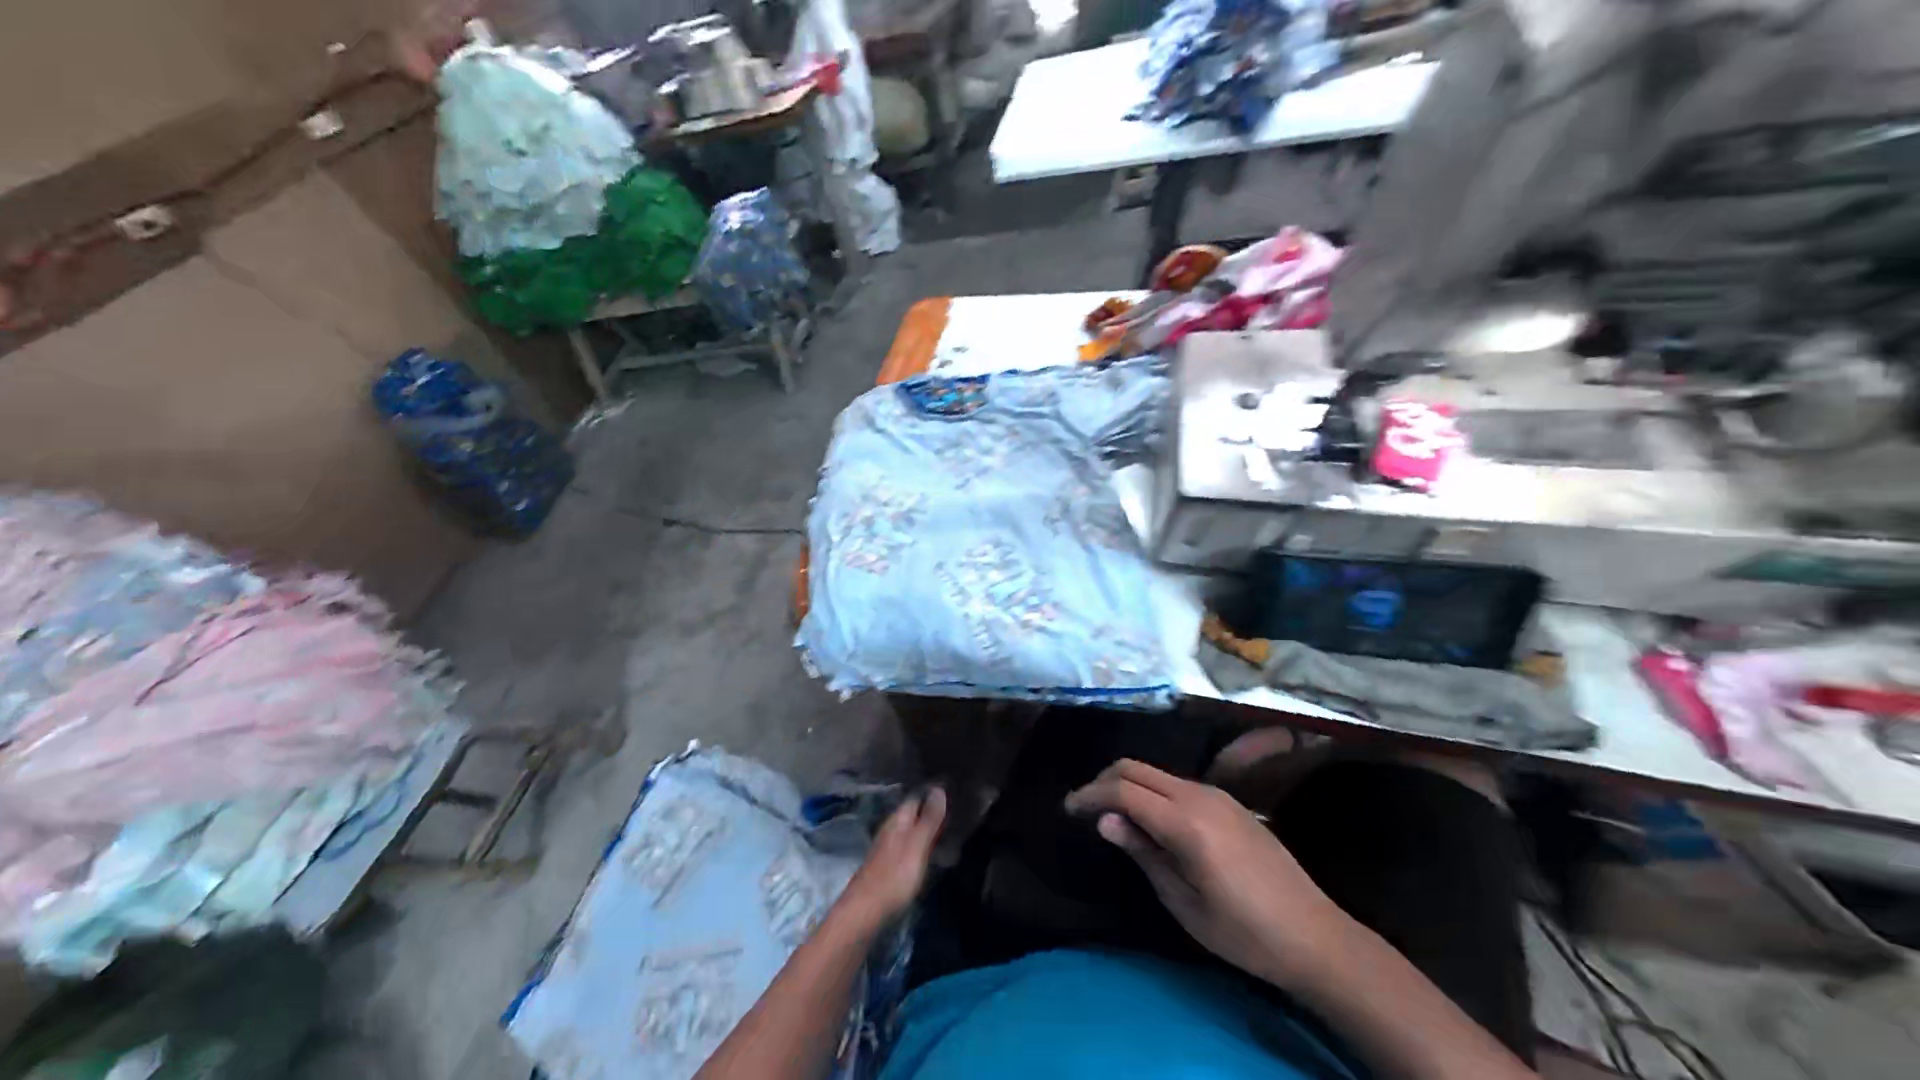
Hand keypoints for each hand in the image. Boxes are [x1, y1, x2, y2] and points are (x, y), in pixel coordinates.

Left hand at [836, 787, 947, 930]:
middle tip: (954, 809)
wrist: (863, 914)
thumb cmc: (893, 878)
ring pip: (908, 831)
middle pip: (910, 815)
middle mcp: (889, 831)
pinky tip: (928, 853)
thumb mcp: (916, 847)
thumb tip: (939, 788)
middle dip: (928, 810)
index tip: (953, 790)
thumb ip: (928, 820)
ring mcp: (885, 851)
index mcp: (896, 822)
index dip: (931, 794)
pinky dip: (918, 846)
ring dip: (923, 829)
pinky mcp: (885, 869)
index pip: (915, 798)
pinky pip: (906, 848)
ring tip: (946, 830)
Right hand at [1065, 759, 1353, 990]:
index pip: (1123, 791)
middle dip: (1104, 781)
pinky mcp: (1230, 803)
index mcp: (1186, 822)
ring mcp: (1218, 796)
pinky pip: (1177, 784)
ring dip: (1128, 784)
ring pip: (1157, 773)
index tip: (1068, 810)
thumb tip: (1105, 820)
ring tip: (1111, 815)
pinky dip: (1151, 791)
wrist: (1314, 935)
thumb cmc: (1243, 932)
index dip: (1090, 795)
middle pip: (1136, 768)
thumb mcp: (1184, 902)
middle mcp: (1200, 795)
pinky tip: (1149, 819)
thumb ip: (1143, 853)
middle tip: (1084, 809)